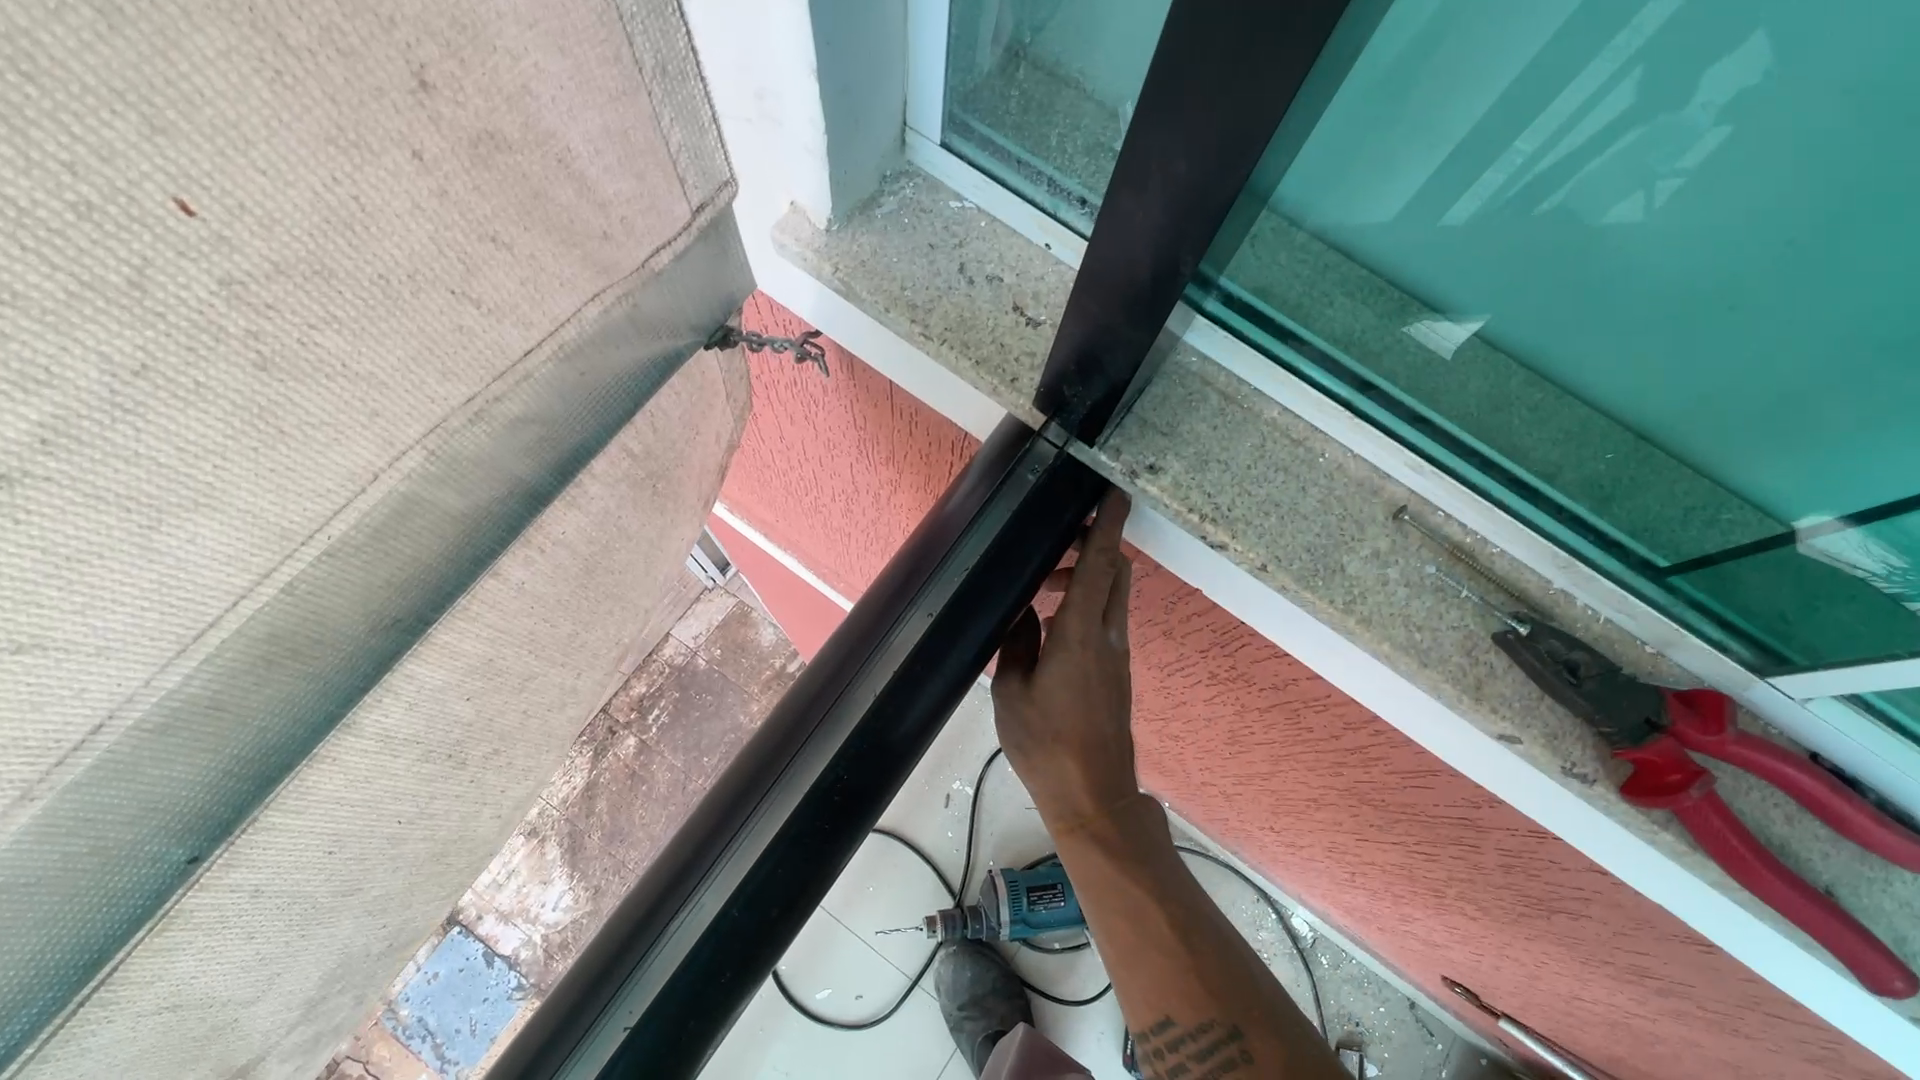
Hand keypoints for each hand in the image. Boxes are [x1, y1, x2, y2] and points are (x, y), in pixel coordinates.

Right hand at [992, 489, 1136, 834]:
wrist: (1092, 794)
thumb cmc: (1045, 744)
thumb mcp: (1011, 692)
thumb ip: (1018, 644)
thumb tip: (1024, 614)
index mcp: (1079, 633)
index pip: (1099, 564)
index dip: (1108, 524)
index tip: (1115, 491)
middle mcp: (1107, 636)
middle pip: (1116, 571)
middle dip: (1094, 545)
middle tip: (1055, 547)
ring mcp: (1117, 655)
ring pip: (1113, 596)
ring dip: (1085, 579)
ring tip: (1040, 594)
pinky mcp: (1118, 673)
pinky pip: (1107, 622)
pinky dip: (1086, 606)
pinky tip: (1052, 630)